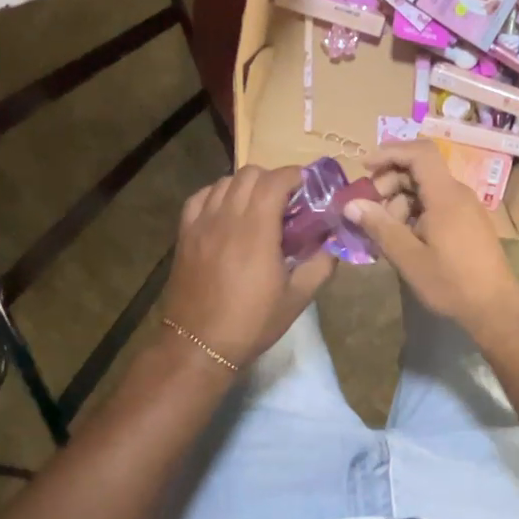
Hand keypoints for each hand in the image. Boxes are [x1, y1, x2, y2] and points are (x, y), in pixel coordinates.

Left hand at [160, 166, 335, 368]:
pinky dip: (217, 194)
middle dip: (272, 178)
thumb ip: (320, 265)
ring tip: (257, 206)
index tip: (308, 187)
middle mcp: (227, 217)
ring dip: (246, 185)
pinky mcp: (184, 234)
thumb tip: (334, 243)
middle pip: (250, 173)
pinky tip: (226, 211)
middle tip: (286, 200)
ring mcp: (202, 223)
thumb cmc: (251, 322)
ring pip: (225, 181)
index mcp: (257, 229)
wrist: (198, 345)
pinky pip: (200, 197)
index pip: (276, 179)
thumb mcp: (297, 298)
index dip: (295, 176)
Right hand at [342, 140, 518, 326]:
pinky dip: (415, 212)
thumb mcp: (408, 257)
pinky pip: (436, 204)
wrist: (496, 308)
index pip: (419, 153)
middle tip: (370, 210)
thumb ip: (380, 227)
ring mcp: (466, 207)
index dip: (390, 152)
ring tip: (385, 231)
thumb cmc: (451, 282)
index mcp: (445, 195)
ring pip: (426, 189)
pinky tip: (403, 238)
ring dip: (400, 201)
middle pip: (419, 170)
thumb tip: (351, 205)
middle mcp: (458, 193)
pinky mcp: (468, 222)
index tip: (364, 167)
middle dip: (389, 182)